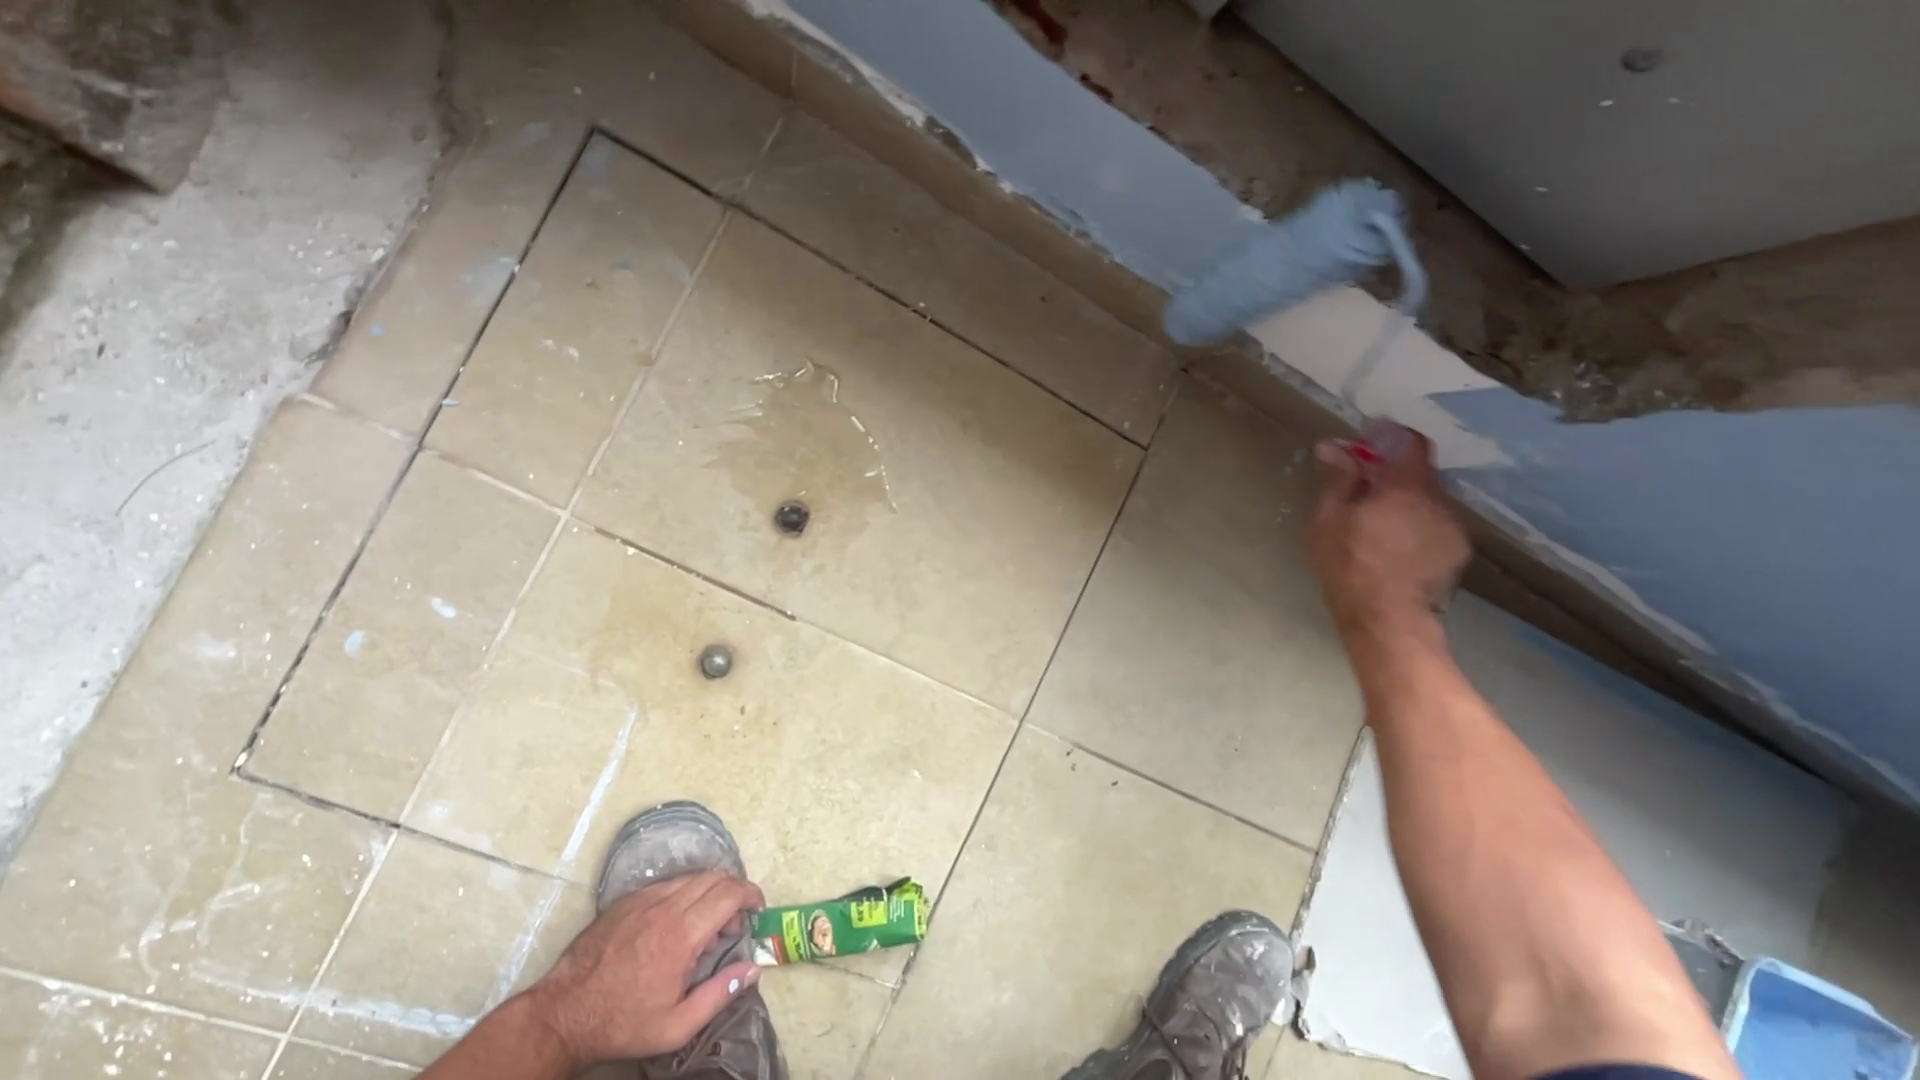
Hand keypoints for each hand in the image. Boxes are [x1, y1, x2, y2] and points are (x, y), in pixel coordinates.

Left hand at [524, 871, 765, 1067]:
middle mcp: (663, 906)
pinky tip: (678, 922)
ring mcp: (641, 900)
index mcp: (681, 934)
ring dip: (710, 892)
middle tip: (734, 924)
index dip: (751, 894)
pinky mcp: (624, 902)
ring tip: (707, 925)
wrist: (564, 1015)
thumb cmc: (623, 1024)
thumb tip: (753, 968)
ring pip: (690, 877)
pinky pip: (666, 884)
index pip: (728, 893)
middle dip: (734, 892)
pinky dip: (684, 893)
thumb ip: (720, 993)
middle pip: (713, 877)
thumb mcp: (678, 1025)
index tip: (758, 910)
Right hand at [1307, 425, 1468, 639]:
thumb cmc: (1348, 565)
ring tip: (1381, 525)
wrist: (1387, 618)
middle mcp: (1437, 498)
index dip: (1390, 438)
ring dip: (1407, 503)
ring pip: (1428, 500)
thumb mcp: (1327, 520)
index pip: (1409, 441)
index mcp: (1405, 485)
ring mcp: (1453, 524)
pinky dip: (1419, 526)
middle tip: (1365, 490)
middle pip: (1418, 472)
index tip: (1367, 445)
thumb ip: (1339, 478)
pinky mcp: (1459, 548)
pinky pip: (1437, 524)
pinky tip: (1399, 547)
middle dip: (1393, 475)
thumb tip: (1335, 447)